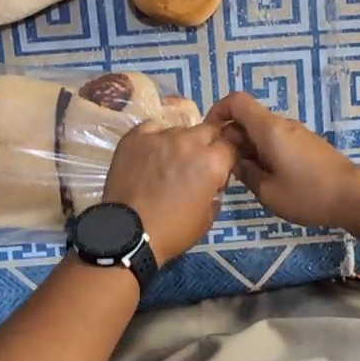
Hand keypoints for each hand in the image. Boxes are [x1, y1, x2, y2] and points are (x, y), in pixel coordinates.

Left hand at [101, 121, 239, 258]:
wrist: (128, 233)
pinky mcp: (136, 136)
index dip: (228, 153)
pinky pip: (152, 128)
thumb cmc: (173, 232)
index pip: (231, 143)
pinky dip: (156, 138)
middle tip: (197, 163)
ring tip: (168, 162)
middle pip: (208, 130)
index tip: (221, 164)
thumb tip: (213, 183)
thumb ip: (216, 193)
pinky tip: (150, 153)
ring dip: (181, 142)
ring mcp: (161, 136)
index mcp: (212, 162)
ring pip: (179, 129)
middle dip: (208, 143)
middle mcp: (190, 142)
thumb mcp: (207, 218)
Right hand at [205, 92, 359, 229]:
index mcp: (269, 129)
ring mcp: (297, 133)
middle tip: (226, 168)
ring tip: (247, 177)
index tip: (210, 137)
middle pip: (248, 118)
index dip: (217, 112)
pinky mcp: (308, 145)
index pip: (236, 101)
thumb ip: (246, 173)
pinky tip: (269, 179)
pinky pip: (277, 141)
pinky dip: (265, 153)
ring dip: (249, 148)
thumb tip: (234, 161)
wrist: (355, 197)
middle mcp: (282, 124)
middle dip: (231, 138)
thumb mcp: (268, 192)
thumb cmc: (308, 194)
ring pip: (262, 132)